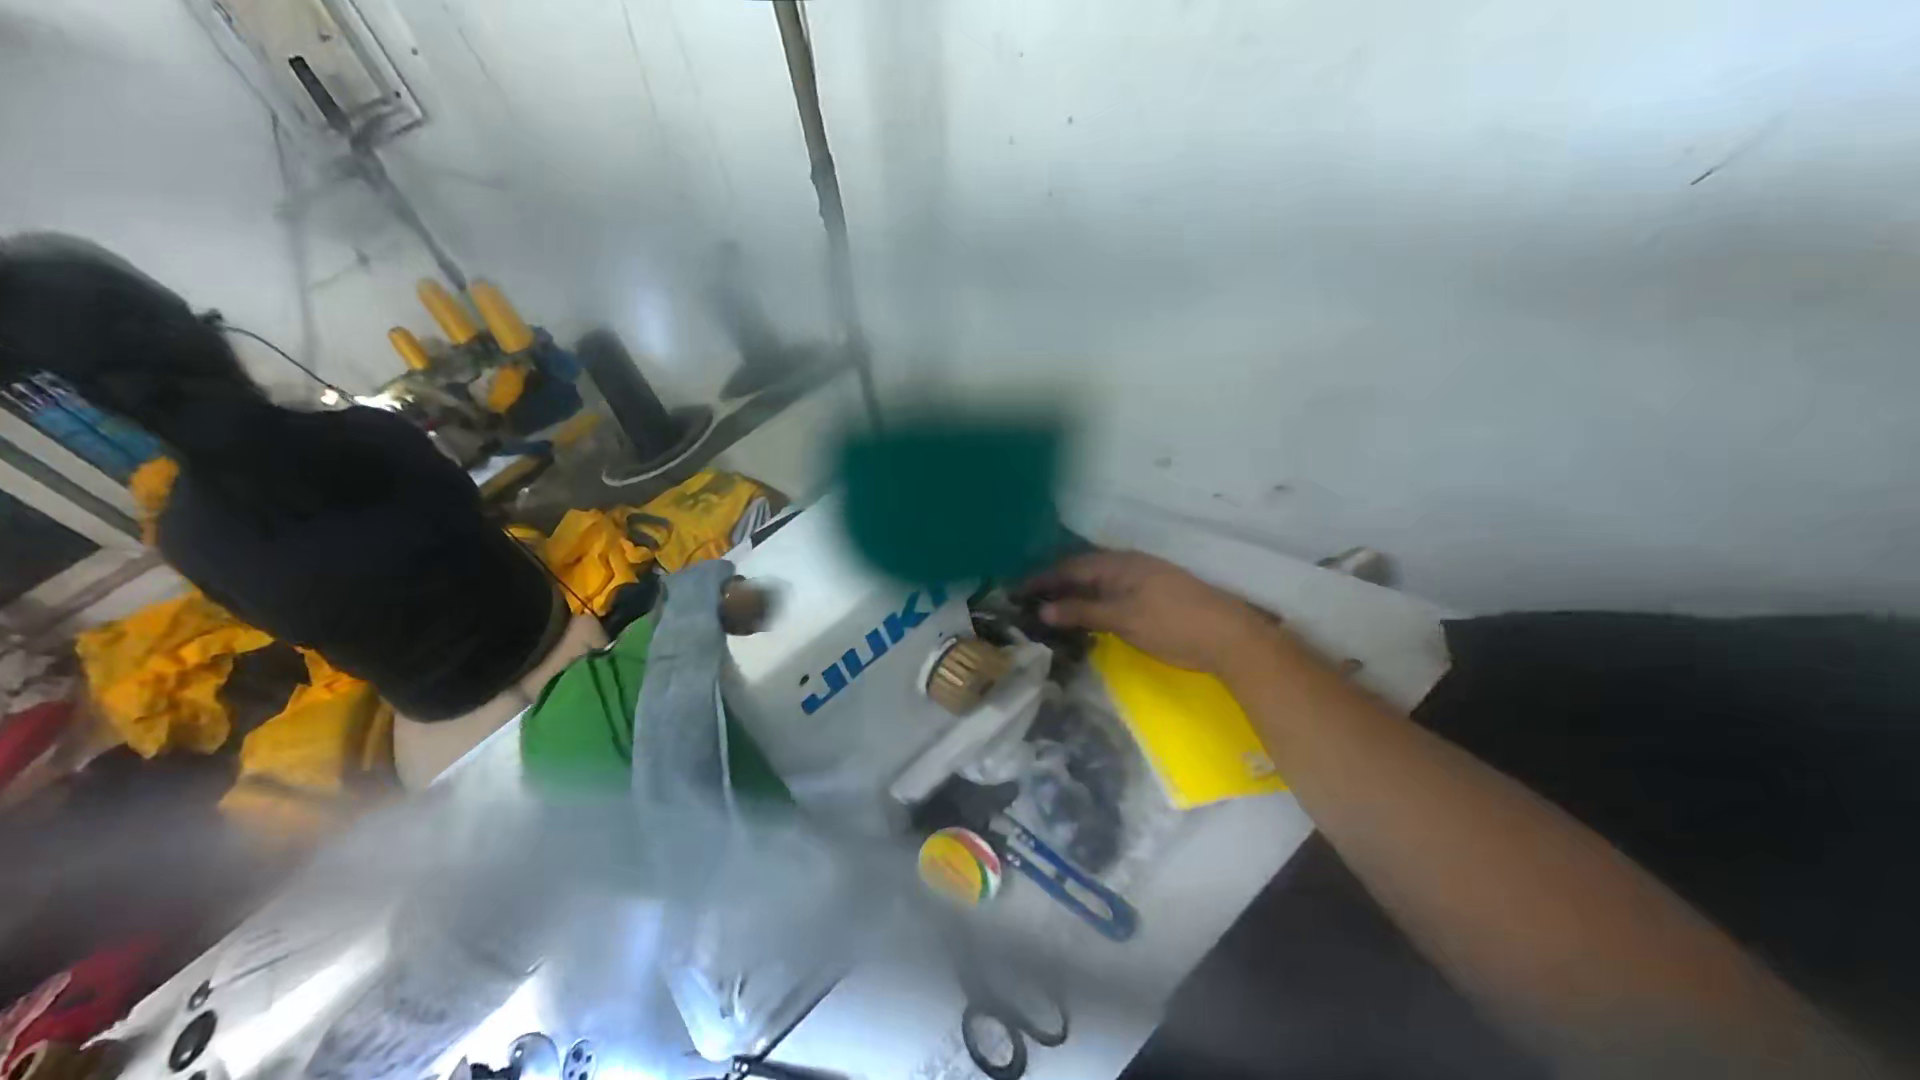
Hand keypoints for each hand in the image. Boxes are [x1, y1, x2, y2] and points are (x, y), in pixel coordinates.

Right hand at [1023, 550, 1287, 674]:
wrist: (1229, 637)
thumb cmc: (1172, 625)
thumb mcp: (1123, 619)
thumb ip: (1084, 612)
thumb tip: (1044, 609)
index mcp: (1119, 563)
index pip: (1070, 567)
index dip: (1042, 579)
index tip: (1015, 591)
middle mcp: (1129, 564)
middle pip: (1083, 571)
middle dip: (1055, 584)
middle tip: (1027, 601)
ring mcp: (1144, 578)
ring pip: (1098, 581)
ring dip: (1074, 593)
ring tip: (1050, 608)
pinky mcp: (1154, 594)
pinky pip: (1112, 591)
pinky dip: (1093, 601)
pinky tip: (1086, 613)